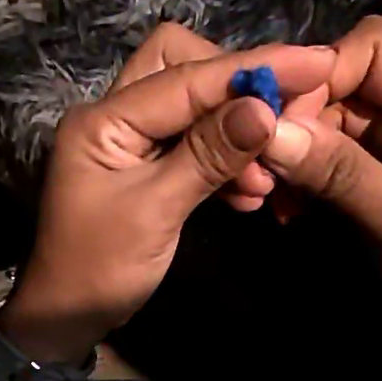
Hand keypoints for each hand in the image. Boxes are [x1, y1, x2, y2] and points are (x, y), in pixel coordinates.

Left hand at [1, 25, 336, 359]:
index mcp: (104, 120)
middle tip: (280, 118)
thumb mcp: (155, 211)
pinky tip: (249, 192)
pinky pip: (191, 147)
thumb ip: (207, 155)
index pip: (186, 79)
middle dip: (234, 88)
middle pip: (182, 70)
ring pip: (191, 109)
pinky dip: (222, 161)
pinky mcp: (144, 168)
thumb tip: (263, 108)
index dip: (252, 69)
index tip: (315, 64)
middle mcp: (114, 118)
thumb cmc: (99, 269)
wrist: (66, 317)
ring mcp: (129, 143)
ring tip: (267, 178)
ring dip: (234, 134)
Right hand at [259, 16, 381, 332]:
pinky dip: (304, 176)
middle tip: (260, 174)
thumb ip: (341, 175)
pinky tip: (289, 208)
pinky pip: (331, 153)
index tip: (273, 127)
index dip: (317, 77)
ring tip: (270, 197)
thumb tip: (269, 132)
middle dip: (295, 123)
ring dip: (293, 154)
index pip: (371, 47)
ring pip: (328, 120)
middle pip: (341, 82)